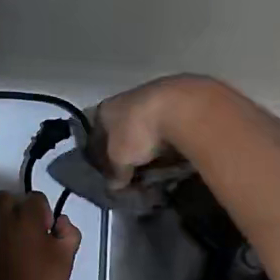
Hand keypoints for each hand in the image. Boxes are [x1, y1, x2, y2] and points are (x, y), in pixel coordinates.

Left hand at [0, 192, 80, 279]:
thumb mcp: (67, 257)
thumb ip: (69, 232)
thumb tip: (61, 222)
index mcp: (26, 218)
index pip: (35, 197)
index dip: (44, 211)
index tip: (49, 231)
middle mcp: (1, 223)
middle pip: (5, 199)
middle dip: (17, 207)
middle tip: (30, 230)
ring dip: (6, 226)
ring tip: (19, 248)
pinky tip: (7, 263)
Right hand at [92, 74, 224, 186]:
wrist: (181, 107)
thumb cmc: (138, 132)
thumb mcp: (121, 159)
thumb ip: (116, 172)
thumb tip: (114, 185)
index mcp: (106, 109)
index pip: (98, 135)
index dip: (103, 155)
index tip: (110, 172)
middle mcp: (127, 98)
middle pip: (124, 129)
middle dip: (130, 149)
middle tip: (135, 171)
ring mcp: (155, 94)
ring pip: (148, 125)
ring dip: (152, 142)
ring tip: (159, 165)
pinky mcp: (180, 98)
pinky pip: (170, 124)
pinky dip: (171, 137)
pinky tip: (176, 152)